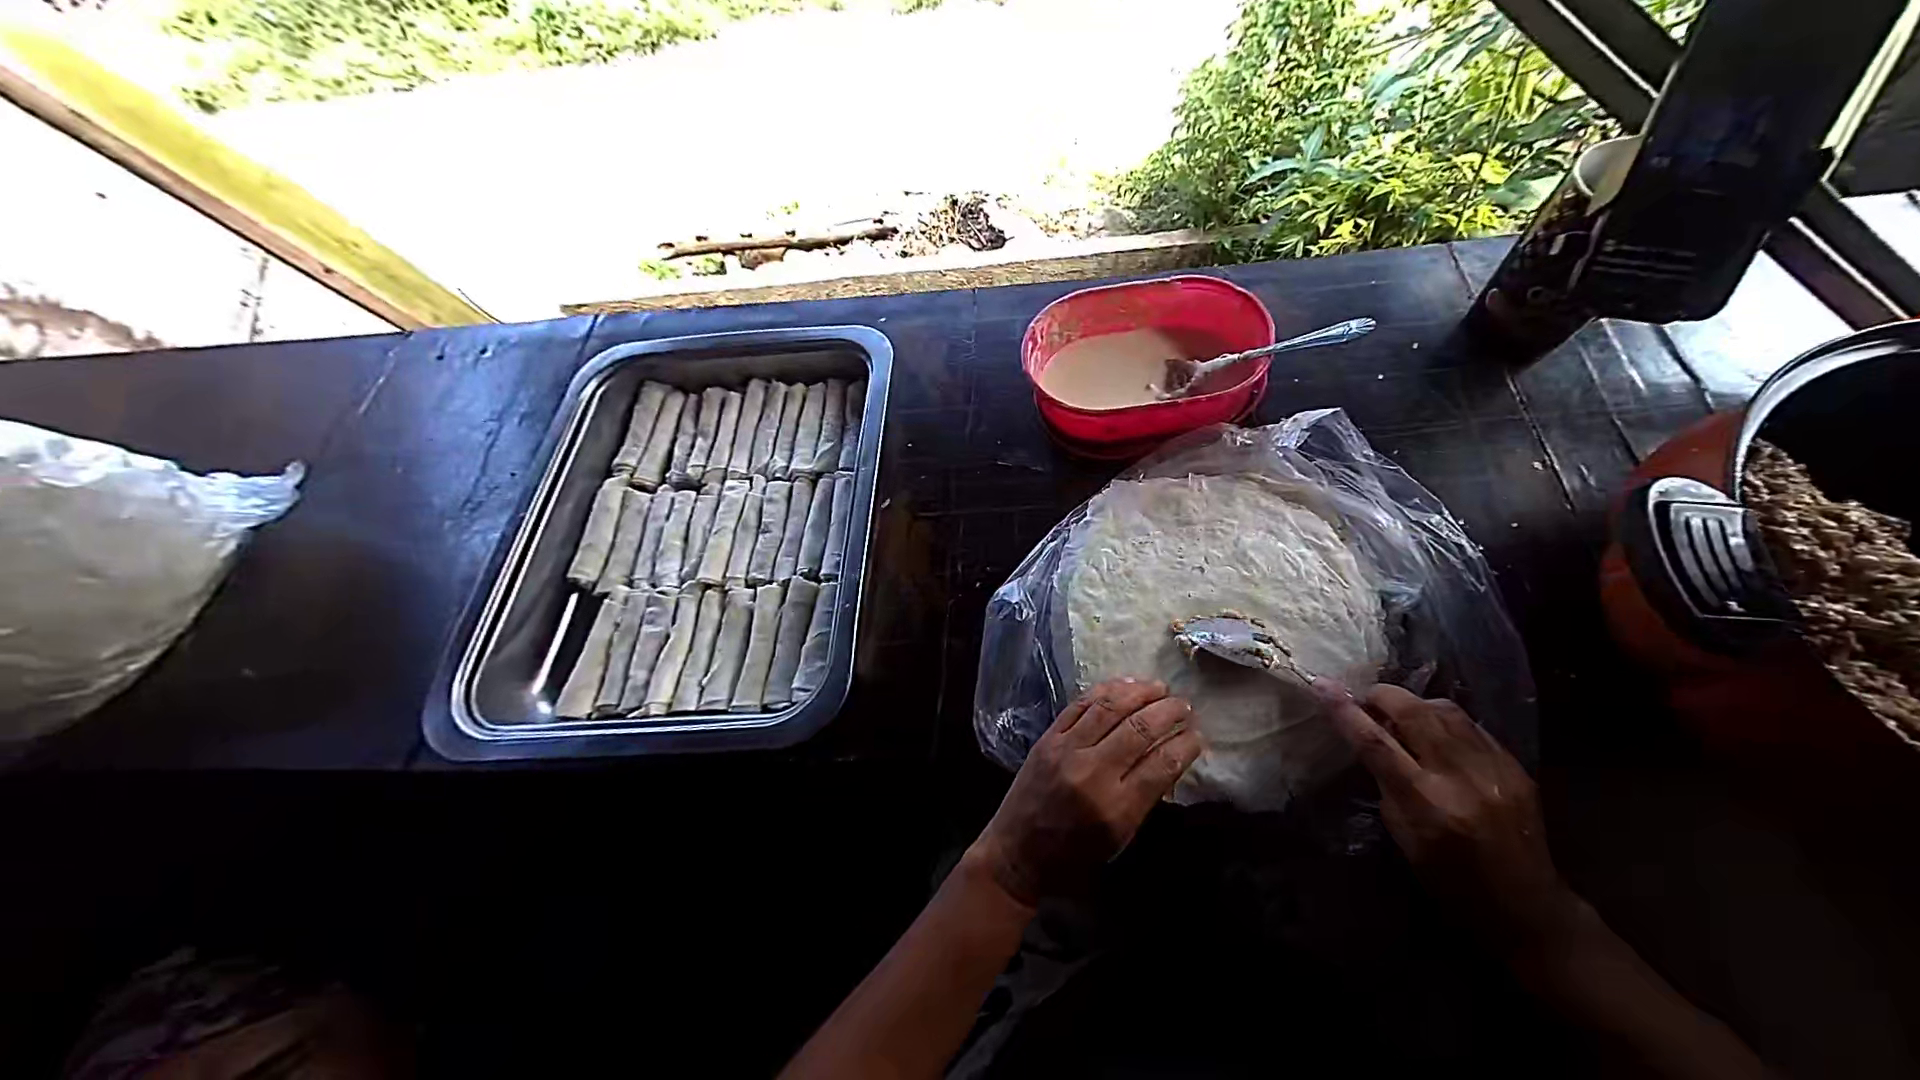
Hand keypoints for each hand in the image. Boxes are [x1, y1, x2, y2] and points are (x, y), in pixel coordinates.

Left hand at [967, 678, 1204, 907]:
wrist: (1016, 854)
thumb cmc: (1074, 858)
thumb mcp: (1120, 838)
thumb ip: (1145, 797)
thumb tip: (1170, 757)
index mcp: (1116, 808)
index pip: (1162, 765)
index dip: (1186, 745)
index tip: (1198, 735)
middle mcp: (1092, 772)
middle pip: (1139, 729)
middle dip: (1168, 712)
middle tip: (1185, 705)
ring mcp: (1066, 750)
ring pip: (1109, 708)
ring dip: (1139, 692)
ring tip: (1160, 687)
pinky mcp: (1047, 738)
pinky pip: (1080, 706)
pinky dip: (1105, 691)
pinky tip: (1124, 685)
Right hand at [1313, 680, 1576, 948]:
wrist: (1526, 906)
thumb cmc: (1448, 877)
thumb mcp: (1401, 833)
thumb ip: (1385, 780)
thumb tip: (1369, 737)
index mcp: (1425, 802)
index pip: (1374, 742)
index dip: (1344, 709)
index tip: (1323, 685)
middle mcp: (1460, 778)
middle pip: (1414, 712)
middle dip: (1383, 696)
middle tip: (1367, 700)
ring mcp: (1493, 769)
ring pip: (1446, 709)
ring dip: (1415, 704)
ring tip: (1401, 715)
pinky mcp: (1516, 767)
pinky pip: (1471, 725)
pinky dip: (1446, 722)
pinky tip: (1438, 734)